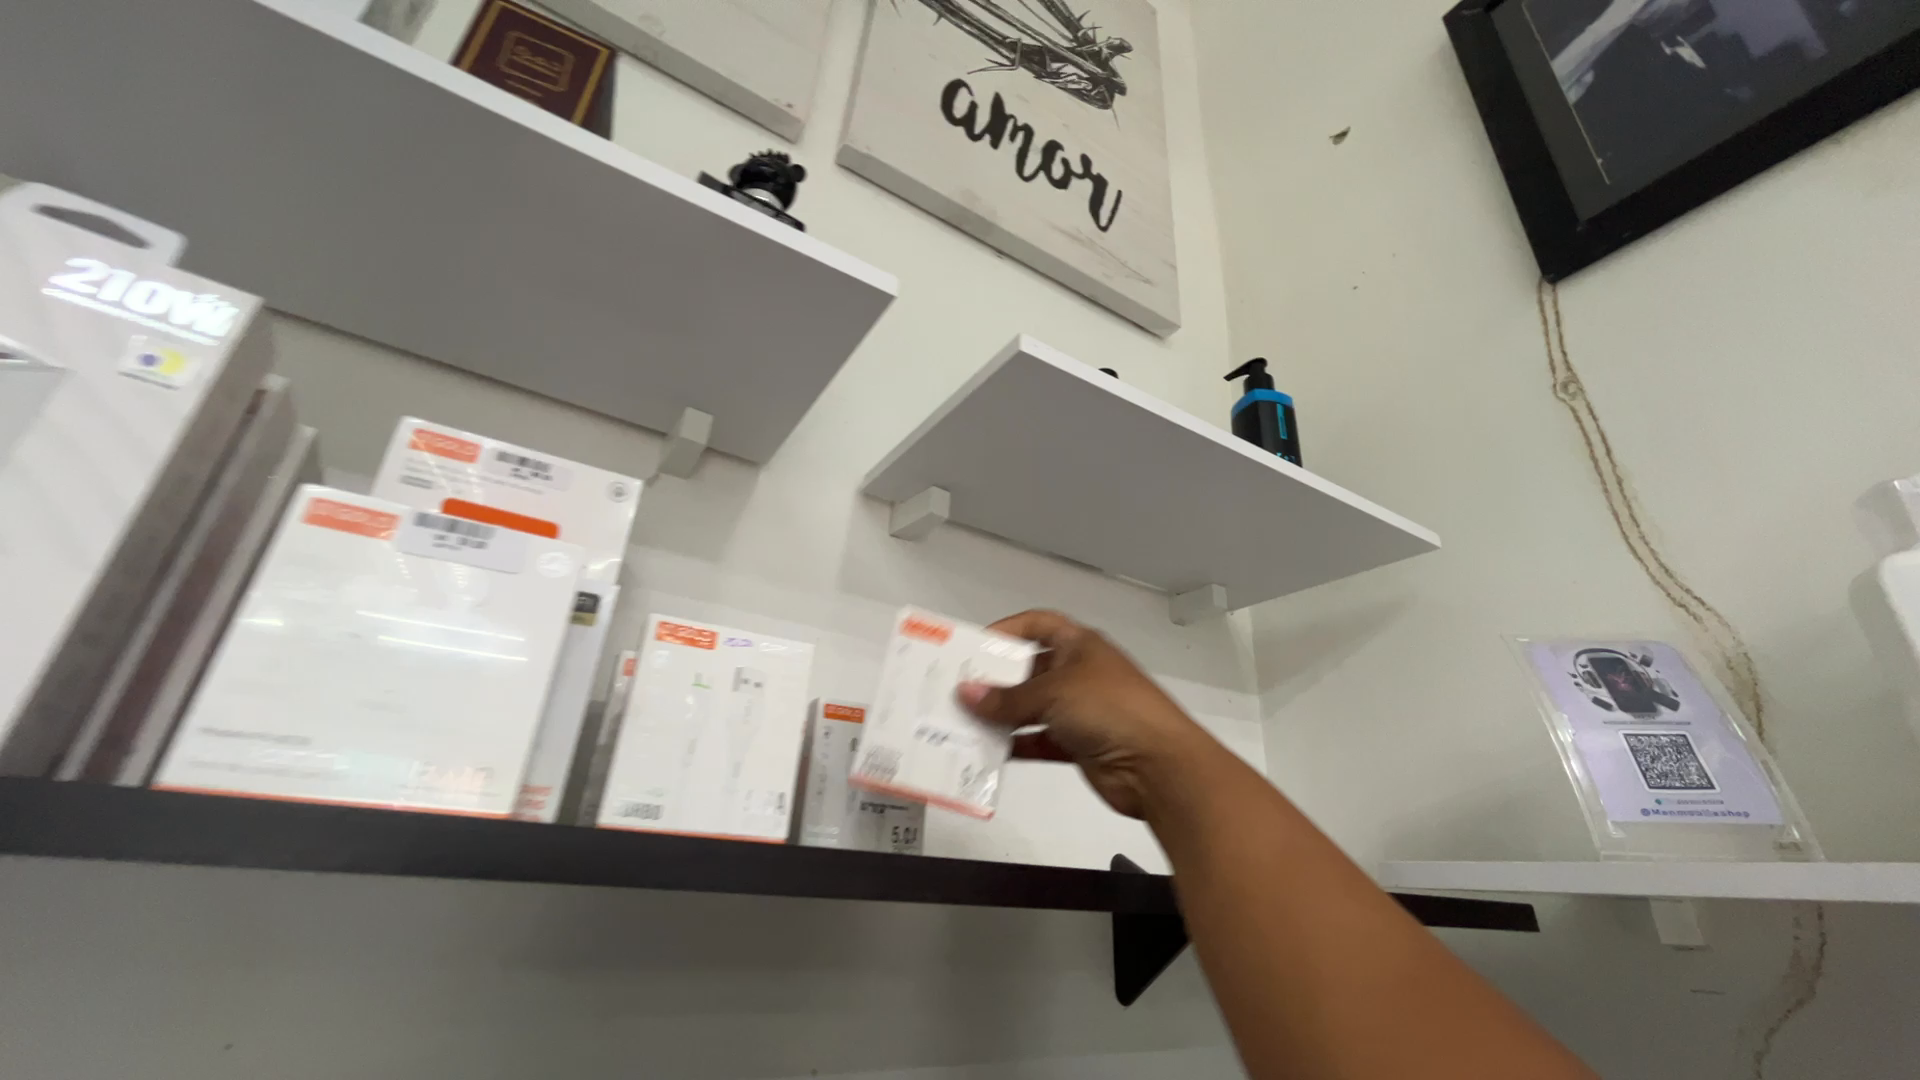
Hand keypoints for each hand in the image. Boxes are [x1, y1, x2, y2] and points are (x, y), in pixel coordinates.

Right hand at [958, 610, 1215, 819]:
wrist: (1159, 765)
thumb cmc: (1108, 708)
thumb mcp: (1053, 693)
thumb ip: (1008, 698)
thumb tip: (965, 694)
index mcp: (1079, 644)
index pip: (1037, 624)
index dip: (1007, 630)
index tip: (973, 648)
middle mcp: (1077, 672)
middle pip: (1028, 668)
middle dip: (994, 679)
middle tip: (955, 690)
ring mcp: (1079, 710)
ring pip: (1029, 707)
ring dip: (1000, 715)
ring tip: (961, 722)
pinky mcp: (1077, 744)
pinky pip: (1037, 740)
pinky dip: (1014, 745)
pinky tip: (985, 751)